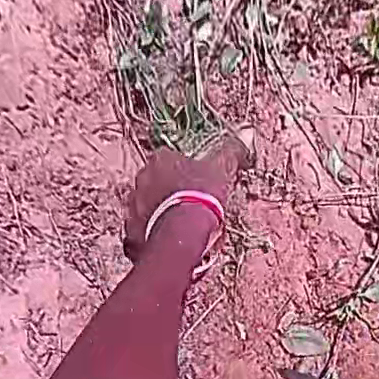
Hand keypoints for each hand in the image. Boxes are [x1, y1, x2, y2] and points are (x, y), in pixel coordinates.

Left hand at [122, 134, 248, 251]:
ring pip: (146, 209)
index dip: (184, 172)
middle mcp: (141, 181)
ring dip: (160, 216)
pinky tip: (167, 244)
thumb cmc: (202, 196)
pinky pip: (140, 235)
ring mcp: (133, 208)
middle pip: (155, 184)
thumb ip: (231, 152)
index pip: (169, 159)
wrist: (183, 232)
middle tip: (189, 208)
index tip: (196, 184)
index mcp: (160, 160)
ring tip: (179, 229)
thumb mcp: (221, 170)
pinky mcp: (132, 234)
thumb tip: (246, 134)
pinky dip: (151, 238)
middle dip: (169, 194)